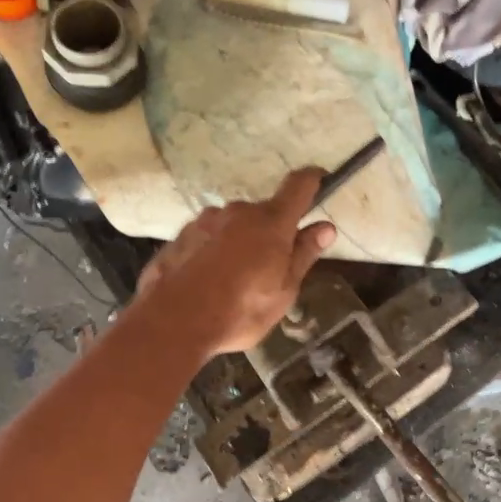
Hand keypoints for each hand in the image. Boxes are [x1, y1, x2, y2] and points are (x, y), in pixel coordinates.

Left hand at [133, 169, 338, 355]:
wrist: (174, 321)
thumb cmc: (240, 310)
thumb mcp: (283, 291)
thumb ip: (304, 255)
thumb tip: (326, 227)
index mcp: (271, 222)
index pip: (299, 186)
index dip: (312, 180)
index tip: (320, 180)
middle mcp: (238, 212)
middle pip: (263, 213)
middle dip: (270, 233)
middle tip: (269, 270)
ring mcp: (204, 220)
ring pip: (232, 226)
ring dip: (239, 244)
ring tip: (233, 282)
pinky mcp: (180, 236)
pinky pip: (206, 239)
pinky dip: (213, 253)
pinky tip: (207, 282)